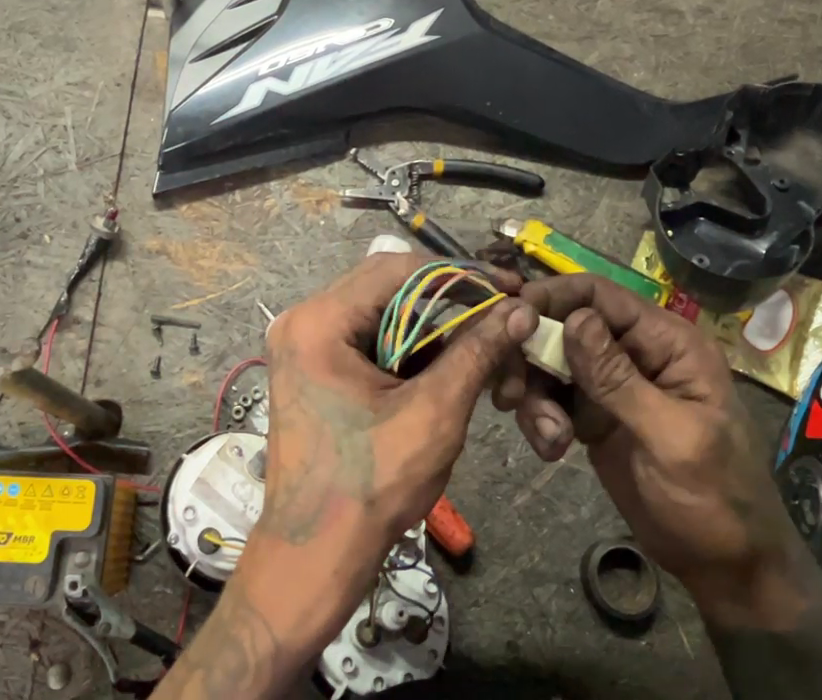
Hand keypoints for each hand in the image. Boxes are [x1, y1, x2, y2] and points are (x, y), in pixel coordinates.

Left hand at [252, 252, 528, 595]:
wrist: (315, 553)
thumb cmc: (371, 484)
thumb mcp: (433, 413)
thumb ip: (476, 352)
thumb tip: (520, 308)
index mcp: (317, 322)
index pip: (396, 269)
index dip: (458, 275)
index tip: (507, 289)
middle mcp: (302, 322)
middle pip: (386, 286)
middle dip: (448, 301)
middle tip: (500, 315)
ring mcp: (302, 346)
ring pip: (380, 313)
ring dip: (431, 327)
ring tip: (482, 345)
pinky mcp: (312, 370)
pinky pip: (367, 340)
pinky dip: (408, 349)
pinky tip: (445, 368)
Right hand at [494, 274, 803, 627]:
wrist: (723, 565)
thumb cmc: (715, 498)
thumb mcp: (669, 436)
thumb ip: (618, 378)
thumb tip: (575, 318)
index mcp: (667, 343)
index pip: (600, 296)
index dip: (552, 298)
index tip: (509, 321)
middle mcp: (636, 353)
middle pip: (564, 326)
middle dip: (532, 354)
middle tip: (509, 391)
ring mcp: (611, 384)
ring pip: (550, 363)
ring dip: (534, 394)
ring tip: (548, 436)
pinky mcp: (592, 414)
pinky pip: (550, 398)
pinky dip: (540, 418)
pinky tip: (552, 448)